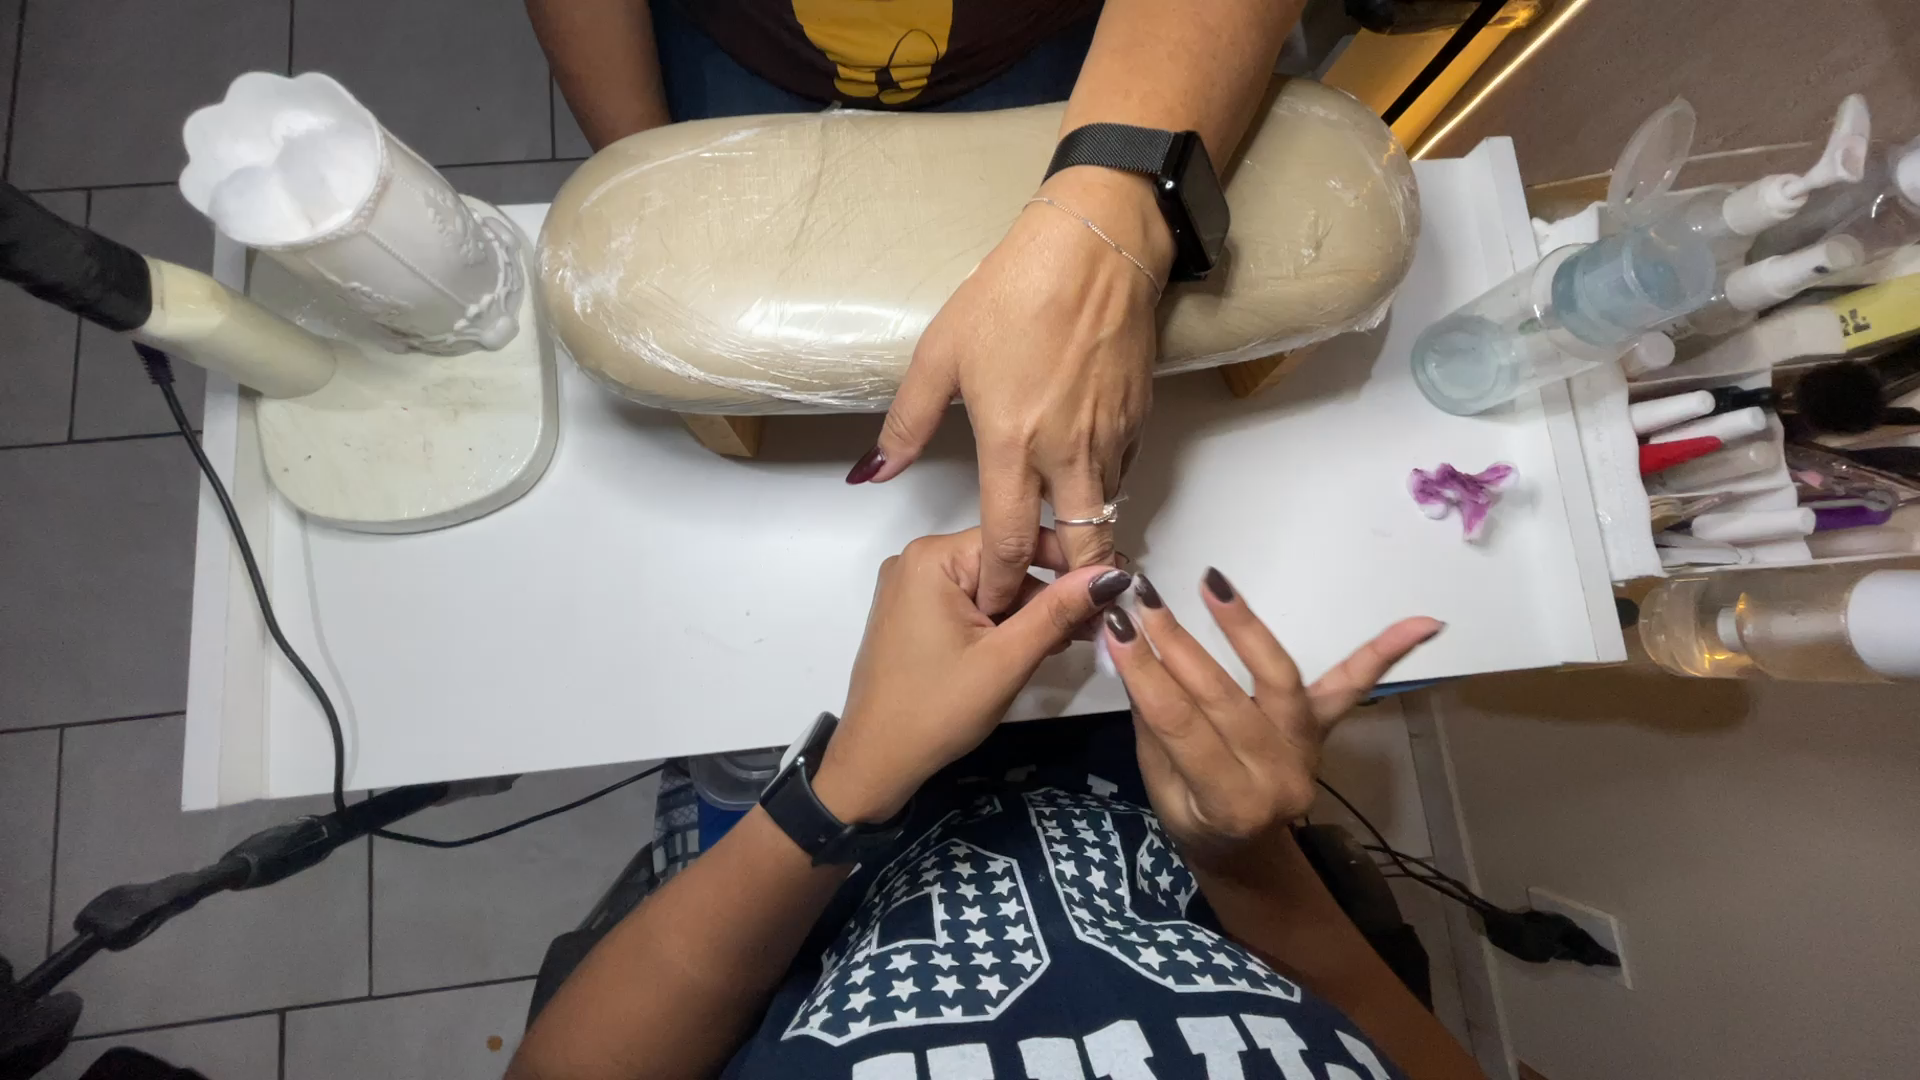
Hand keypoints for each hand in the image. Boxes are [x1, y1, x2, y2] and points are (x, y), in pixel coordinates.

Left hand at [813, 528, 1133, 823]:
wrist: (876, 762)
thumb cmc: (938, 711)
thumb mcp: (1006, 660)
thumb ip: (1058, 611)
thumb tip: (1113, 573)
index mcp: (932, 557)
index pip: (1014, 537)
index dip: (1066, 560)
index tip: (1112, 583)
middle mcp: (916, 559)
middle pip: (1002, 562)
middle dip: (1047, 594)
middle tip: (1094, 623)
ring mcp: (911, 587)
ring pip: (988, 584)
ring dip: (1026, 612)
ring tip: (1067, 640)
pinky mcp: (913, 612)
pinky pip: (968, 602)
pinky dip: (999, 622)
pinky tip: (1029, 645)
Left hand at [847, 168, 1172, 614]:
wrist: (1094, 248)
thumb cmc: (1011, 296)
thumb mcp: (940, 355)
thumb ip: (907, 423)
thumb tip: (873, 471)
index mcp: (1013, 445)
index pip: (1009, 542)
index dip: (1004, 586)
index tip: (998, 606)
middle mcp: (1067, 455)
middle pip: (1078, 547)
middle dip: (1068, 588)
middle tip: (1054, 607)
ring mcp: (1110, 439)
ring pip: (1104, 514)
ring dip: (1088, 543)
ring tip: (1069, 559)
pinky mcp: (1138, 420)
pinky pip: (1121, 476)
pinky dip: (1104, 497)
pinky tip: (1083, 491)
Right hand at [1103, 569, 1442, 880]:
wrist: (1246, 851)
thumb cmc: (1193, 820)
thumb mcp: (1158, 783)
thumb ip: (1153, 719)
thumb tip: (1132, 649)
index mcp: (1229, 802)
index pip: (1178, 723)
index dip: (1145, 671)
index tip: (1117, 624)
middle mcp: (1280, 775)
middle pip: (1222, 696)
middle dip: (1176, 642)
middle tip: (1143, 597)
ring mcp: (1308, 749)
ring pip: (1277, 678)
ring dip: (1245, 626)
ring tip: (1213, 583)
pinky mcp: (1324, 729)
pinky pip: (1353, 690)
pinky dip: (1383, 654)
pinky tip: (1423, 623)